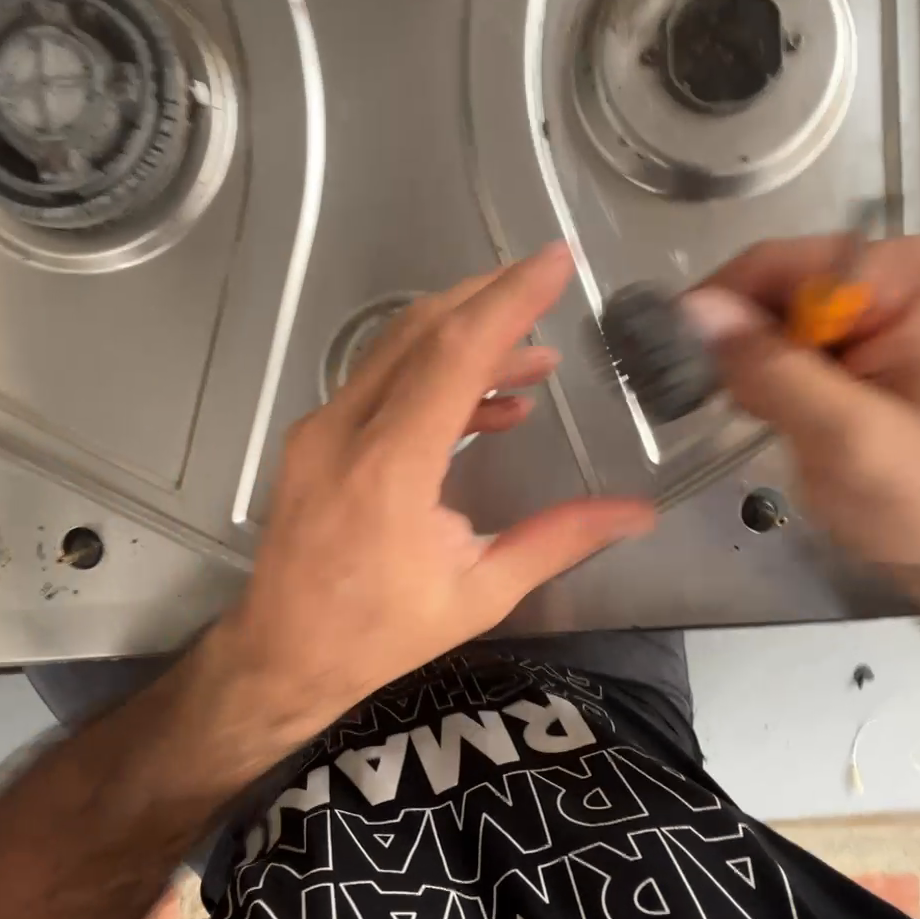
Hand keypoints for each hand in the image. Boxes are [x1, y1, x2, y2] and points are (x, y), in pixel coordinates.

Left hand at [218, 244, 656, 731]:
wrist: (283, 655)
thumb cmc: (381, 634)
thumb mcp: (480, 593)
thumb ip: (558, 540)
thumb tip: (636, 513)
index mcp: (390, 468)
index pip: (454, 354)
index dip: (509, 300)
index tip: (556, 263)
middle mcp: (346, 431)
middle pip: (420, 332)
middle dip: (488, 301)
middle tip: (545, 290)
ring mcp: (321, 431)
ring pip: (395, 352)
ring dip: (463, 341)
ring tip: (532, 361)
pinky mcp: (313, 440)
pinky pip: (378, 385)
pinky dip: (432, 379)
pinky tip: (486, 406)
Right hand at [682, 235, 919, 587]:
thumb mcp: (846, 436)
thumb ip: (773, 370)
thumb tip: (695, 312)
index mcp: (908, 274)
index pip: (779, 266)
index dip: (723, 311)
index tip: (683, 364)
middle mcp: (887, 279)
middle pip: (768, 289)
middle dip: (736, 346)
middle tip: (732, 405)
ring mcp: (867, 317)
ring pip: (762, 322)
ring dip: (741, 369)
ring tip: (757, 418)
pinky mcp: (847, 354)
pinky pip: (774, 349)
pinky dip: (755, 383)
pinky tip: (769, 418)